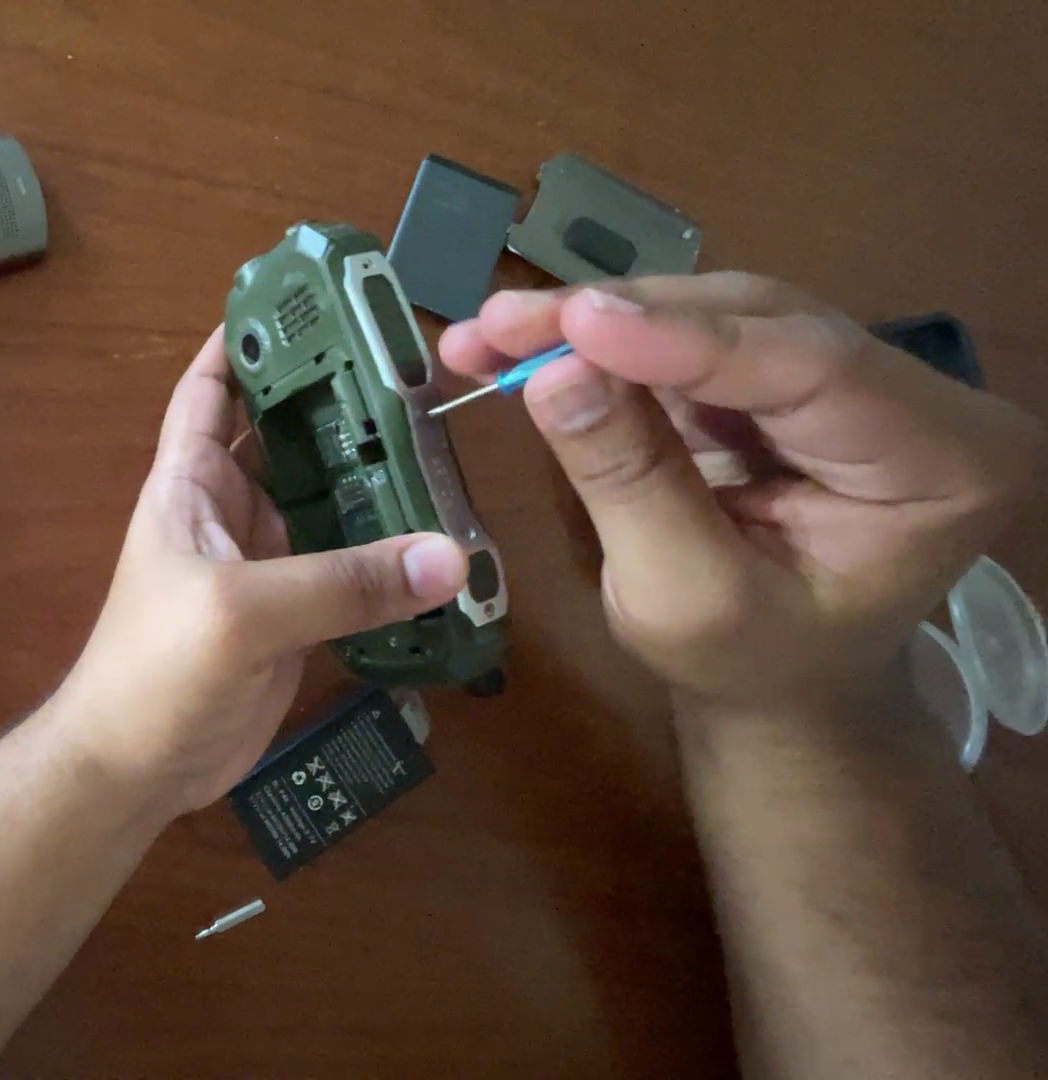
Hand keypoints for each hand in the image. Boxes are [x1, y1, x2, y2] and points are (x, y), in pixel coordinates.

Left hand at [49, 327, 466, 816]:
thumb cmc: (156, 669)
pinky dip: (381, 548)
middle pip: (281, 435)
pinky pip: (342, 562)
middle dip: (332, 401)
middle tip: (413, 369)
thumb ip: (339, 583)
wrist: (137, 764)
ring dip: (366, 472)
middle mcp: (225, 510)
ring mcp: (260, 560)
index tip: (300, 300)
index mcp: (189, 484)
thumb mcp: (239, 612)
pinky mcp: (289, 610)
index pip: (209, 390)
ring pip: (318, 497)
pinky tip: (434, 535)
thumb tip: (450, 556)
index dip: (242, 341)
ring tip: (439, 439)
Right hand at [439, 273, 1042, 709]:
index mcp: (939, 462)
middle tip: (498, 324)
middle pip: (750, 320)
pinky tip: (518, 350)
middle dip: (613, 318)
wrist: (772, 684)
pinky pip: (670, 348)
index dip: (682, 340)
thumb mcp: (679, 590)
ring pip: (700, 318)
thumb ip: (627, 481)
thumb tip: (550, 378)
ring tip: (485, 336)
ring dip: (584, 325)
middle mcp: (900, 398)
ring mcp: (828, 384)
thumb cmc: (743, 661)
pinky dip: (587, 349)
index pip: (810, 368)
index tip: (571, 324)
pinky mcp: (760, 389)